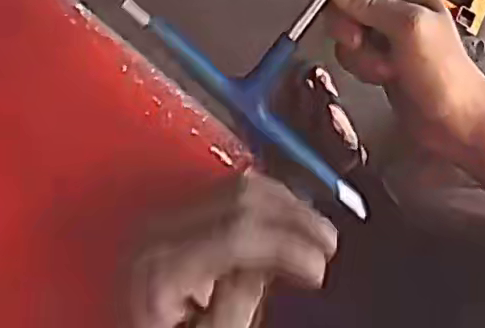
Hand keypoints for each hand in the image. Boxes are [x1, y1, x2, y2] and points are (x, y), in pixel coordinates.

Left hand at [127, 173, 338, 327]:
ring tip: (314, 226)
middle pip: (240, 196)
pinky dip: (262, 197)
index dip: (287, 241)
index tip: (319, 261)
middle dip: (292, 214)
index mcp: (162, 262)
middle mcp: (157, 225)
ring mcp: (161, 211)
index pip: (239, 230)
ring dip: (282, 200)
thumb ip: (238, 302)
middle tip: (327, 238)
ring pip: (236, 183)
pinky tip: (285, 210)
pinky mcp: (170, 207)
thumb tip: (277, 261)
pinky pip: (224, 187)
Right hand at [310, 0, 484, 193]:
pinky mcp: (377, 55)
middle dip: (345, 19)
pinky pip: (350, 52)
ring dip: (357, 50)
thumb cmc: (445, 72)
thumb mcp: (407, 27)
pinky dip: (361, 65)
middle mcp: (392, 2)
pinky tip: (383, 73)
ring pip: (343, 26)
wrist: (456, 122)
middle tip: (359, 36)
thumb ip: (367, 1)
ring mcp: (383, 30)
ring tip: (383, 62)